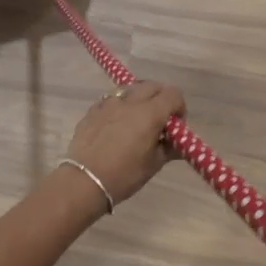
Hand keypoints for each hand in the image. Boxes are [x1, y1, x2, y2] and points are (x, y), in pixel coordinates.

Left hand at [63, 82, 185, 206]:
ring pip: (130, 89)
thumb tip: (180, 143)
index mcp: (149, 113)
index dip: (179, 107)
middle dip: (160, 99)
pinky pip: (111, 99)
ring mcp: (108, 103)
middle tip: (159, 121)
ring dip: (139, 99)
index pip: (173, 94)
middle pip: (151, 86)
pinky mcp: (93, 109)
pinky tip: (116, 125)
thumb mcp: (153, 164)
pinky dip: (119, 106)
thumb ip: (169, 148)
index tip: (175, 125)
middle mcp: (129, 101)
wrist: (86, 179)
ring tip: (137, 121)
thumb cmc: (125, 174)